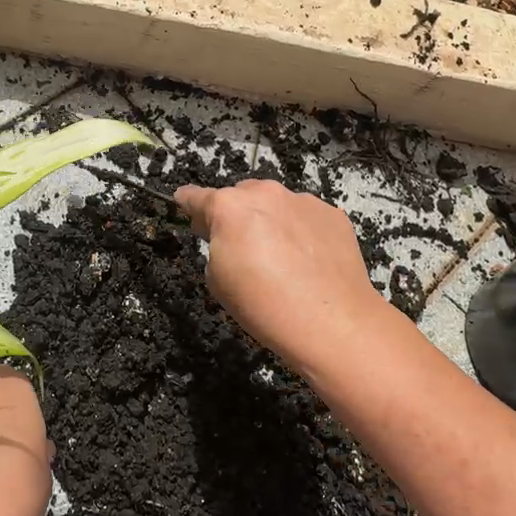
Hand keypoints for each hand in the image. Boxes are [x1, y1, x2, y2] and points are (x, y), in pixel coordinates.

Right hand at [174, 179, 388, 372]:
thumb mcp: (218, 281)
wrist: (333, 322)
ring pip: (275, 203)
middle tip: (242, 249)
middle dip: (235, 216)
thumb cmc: (264, 305)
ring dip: (270, 220)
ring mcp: (302, 200)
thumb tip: (230, 239)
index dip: (187, 202)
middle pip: (239, 196)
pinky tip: (309, 261)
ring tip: (282, 258)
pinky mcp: (332, 214)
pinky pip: (305, 216)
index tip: (183, 202)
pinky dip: (301, 231)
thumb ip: (215, 248)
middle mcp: (265, 193)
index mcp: (228, 207)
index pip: (196, 197)